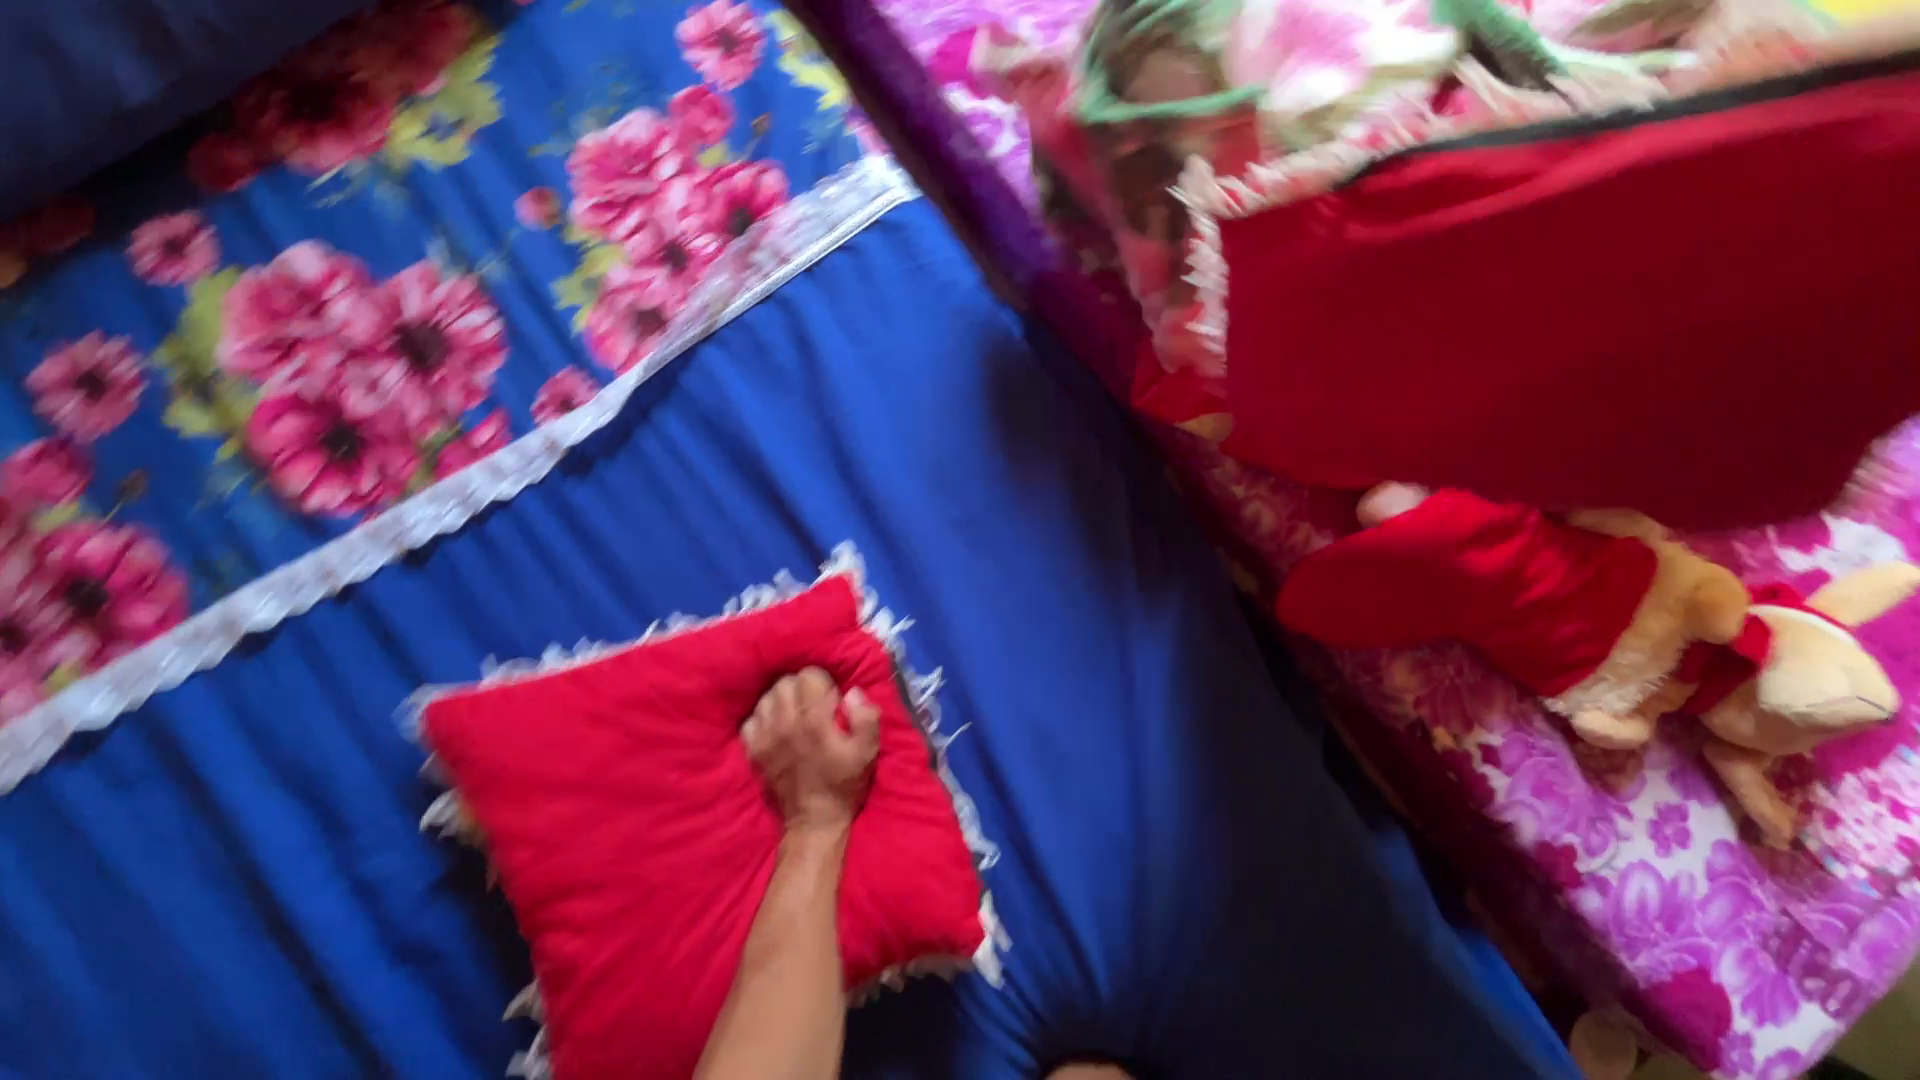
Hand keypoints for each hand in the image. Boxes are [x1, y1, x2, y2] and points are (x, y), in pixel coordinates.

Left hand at [742, 668, 879, 835]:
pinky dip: (763, 719)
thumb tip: (851, 692)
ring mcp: (765, 737)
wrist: (814, 821)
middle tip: (814, 707)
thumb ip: (866, 717)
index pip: (809, 675)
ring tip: (794, 716)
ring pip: (767, 697)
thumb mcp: (868, 752)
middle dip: (802, 689)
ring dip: (782, 701)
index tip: (831, 701)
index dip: (823, 683)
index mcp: (814, 720)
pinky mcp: (753, 750)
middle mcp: (785, 722)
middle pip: (786, 682)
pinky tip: (776, 729)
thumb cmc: (844, 784)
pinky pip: (751, 720)